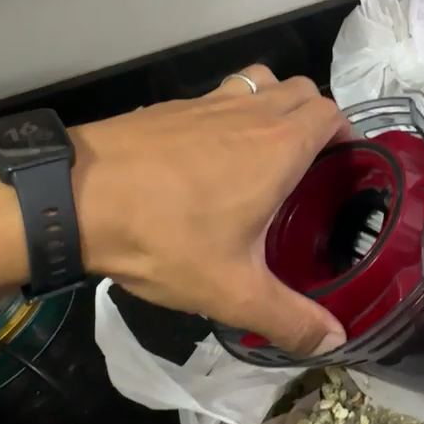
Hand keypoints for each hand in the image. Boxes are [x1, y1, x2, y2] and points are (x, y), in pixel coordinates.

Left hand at [70, 64, 352, 355]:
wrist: (77, 196)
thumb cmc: (165, 236)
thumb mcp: (231, 291)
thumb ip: (289, 318)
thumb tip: (335, 341)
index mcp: (279, 145)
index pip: (332, 113)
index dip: (346, 133)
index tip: (344, 165)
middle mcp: (253, 112)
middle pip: (304, 90)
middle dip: (317, 116)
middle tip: (311, 160)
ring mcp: (212, 102)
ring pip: (263, 81)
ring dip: (277, 102)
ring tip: (268, 145)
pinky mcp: (176, 105)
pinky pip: (223, 94)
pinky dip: (234, 109)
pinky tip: (211, 151)